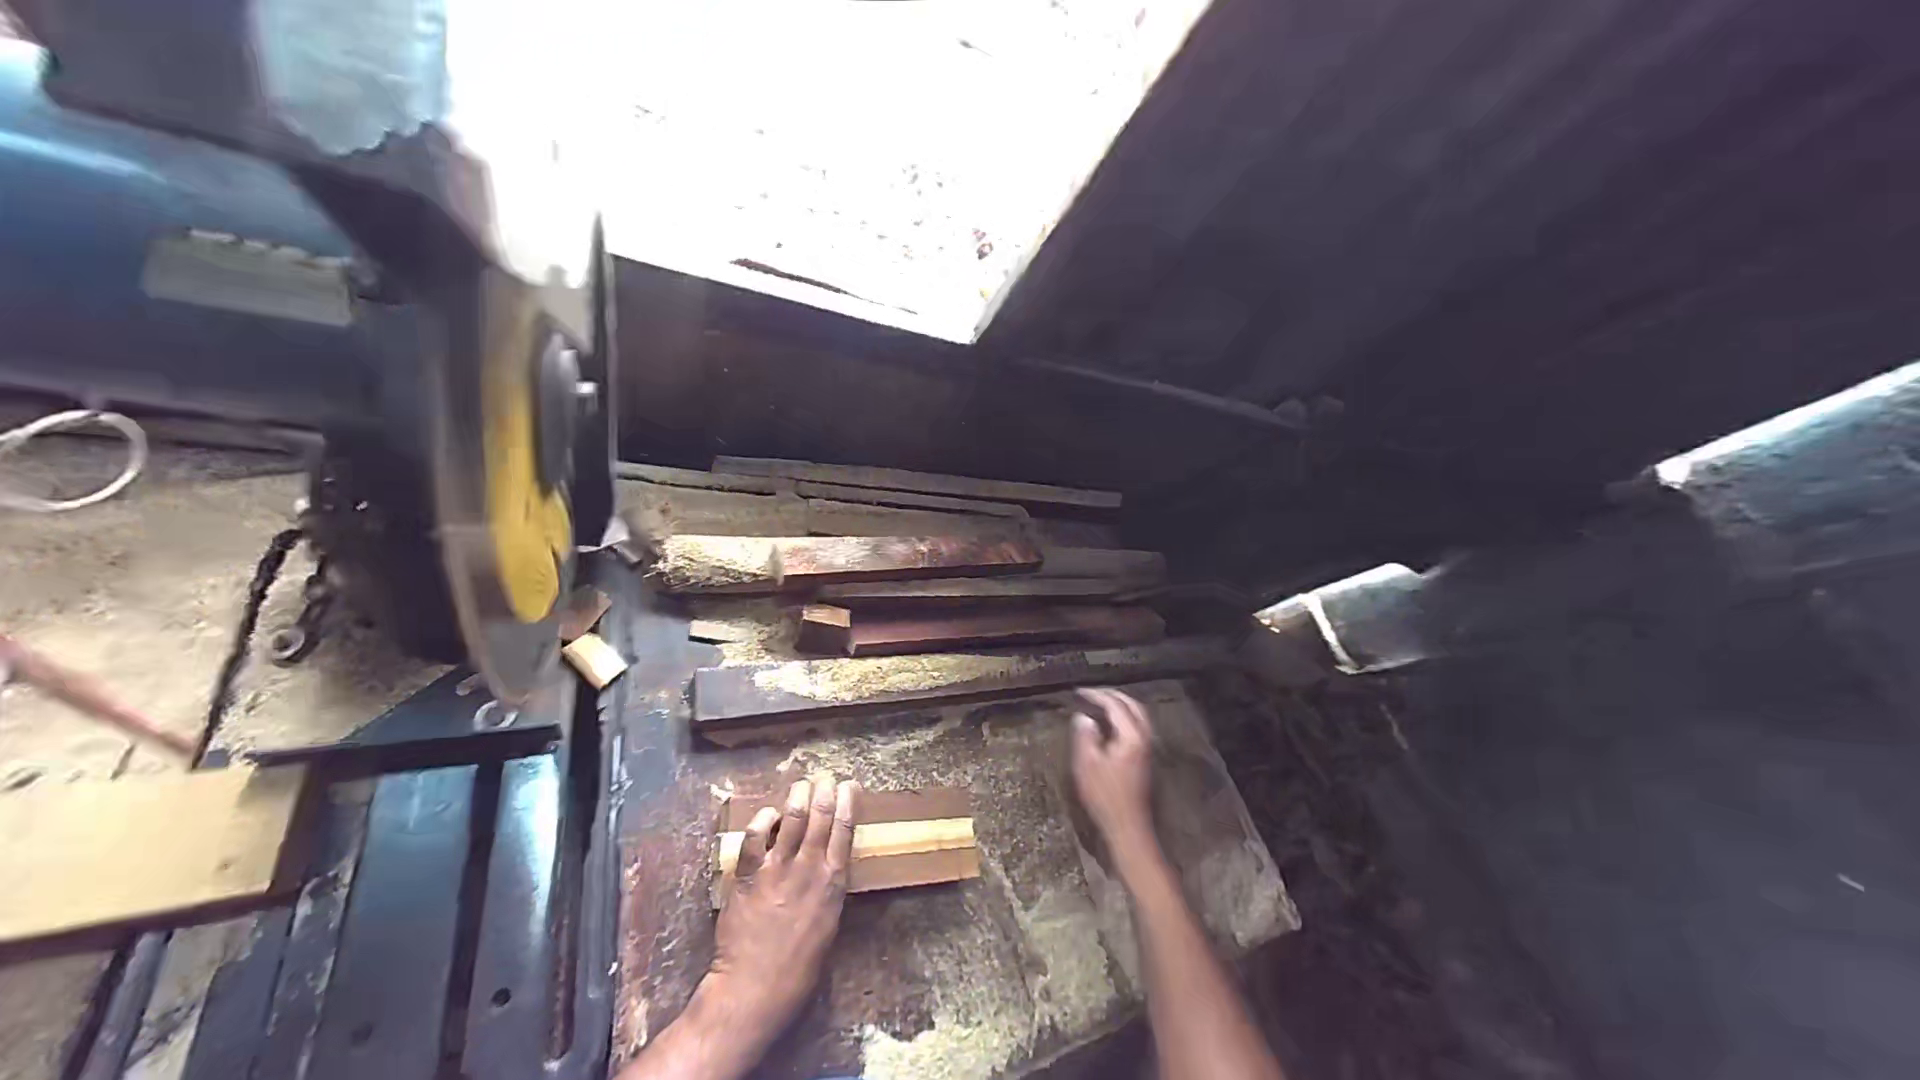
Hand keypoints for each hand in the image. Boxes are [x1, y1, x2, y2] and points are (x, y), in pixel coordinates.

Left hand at [702, 775, 857, 1040]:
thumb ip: (828, 890)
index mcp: (833, 881)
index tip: (850, 785)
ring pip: (791, 818)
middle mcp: (808, 867)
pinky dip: (763, 820)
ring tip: (802, 784)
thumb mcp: (829, 924)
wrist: (756, 987)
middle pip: (820, 816)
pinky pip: (755, 836)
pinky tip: (768, 814)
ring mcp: (777, 868)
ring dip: (798, 796)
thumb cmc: (799, 966)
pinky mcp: (749, 874)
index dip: (848, 802)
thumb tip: (829, 867)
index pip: (844, 829)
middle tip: (825, 777)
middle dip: (824, 791)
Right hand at [1071, 688, 1156, 854]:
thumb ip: (1085, 736)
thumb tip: (1084, 717)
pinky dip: (1124, 716)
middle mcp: (1143, 738)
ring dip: (1120, 704)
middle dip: (1113, 695)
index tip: (1079, 692)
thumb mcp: (1087, 764)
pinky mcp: (1144, 758)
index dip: (1097, 695)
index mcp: (1131, 736)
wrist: (1127, 826)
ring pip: (1138, 715)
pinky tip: (1110, 723)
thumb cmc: (1104, 796)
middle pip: (1132, 706)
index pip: (1115, 705)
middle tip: (1092, 692)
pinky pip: (1137, 725)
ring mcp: (1146, 748)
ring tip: (1100, 702)